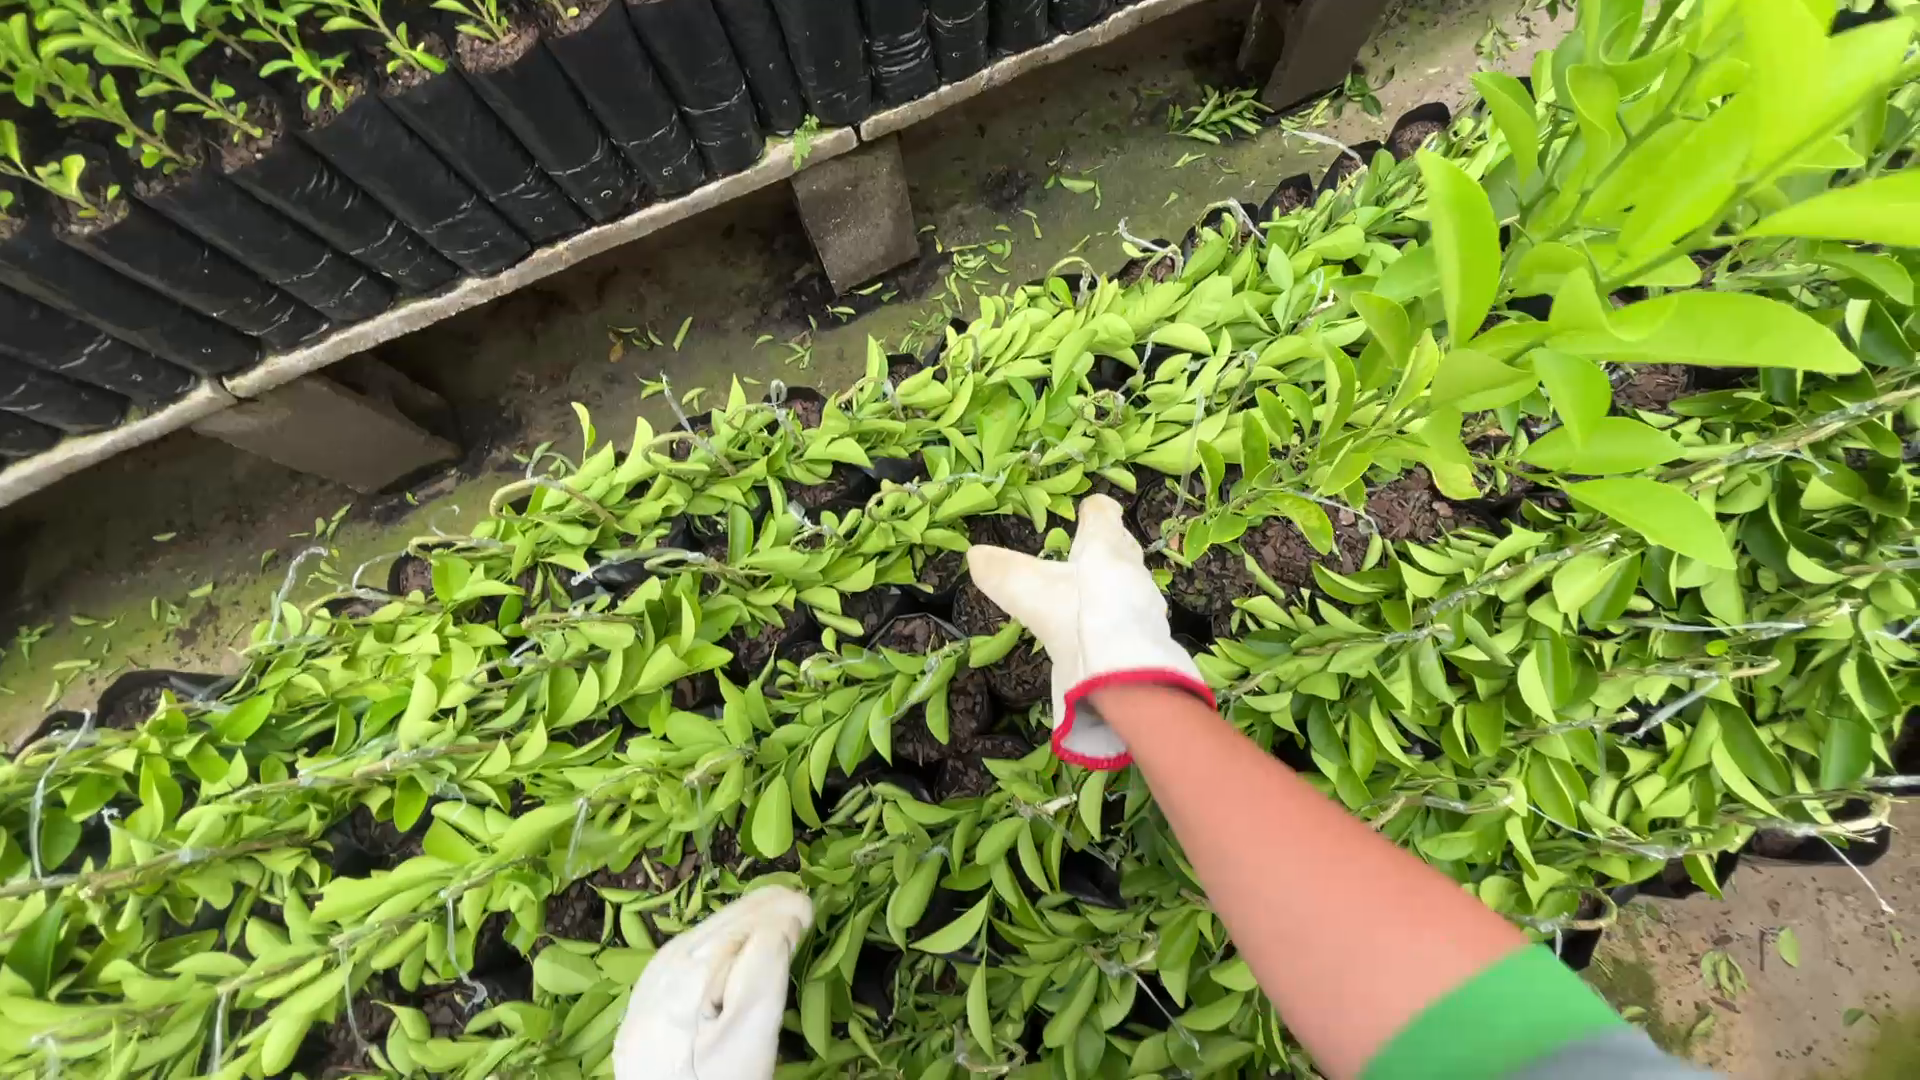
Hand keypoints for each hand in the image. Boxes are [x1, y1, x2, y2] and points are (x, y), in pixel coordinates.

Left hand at [613, 885, 812, 1079]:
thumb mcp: (752, 1031)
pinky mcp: (641, 1015)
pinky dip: (715, 948)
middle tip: (799, 909)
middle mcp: (659, 972)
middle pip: (721, 923)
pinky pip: (683, 961)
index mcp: (687, 973)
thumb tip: (786, 915)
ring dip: (740, 925)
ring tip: (775, 921)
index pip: (745, 920)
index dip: (782, 910)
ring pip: (701, 937)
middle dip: (762, 910)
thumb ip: (766, 965)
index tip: (810, 909)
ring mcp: (644, 994)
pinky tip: (733, 952)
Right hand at [966, 493, 1213, 769]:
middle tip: (1088, 550)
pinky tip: (1096, 631)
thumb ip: (1002, 571)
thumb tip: (974, 555)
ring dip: (1112, 585)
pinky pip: (1127, 620)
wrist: (1119, 669)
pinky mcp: (1142, 642)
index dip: (1094, 510)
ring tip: (1088, 591)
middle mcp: (1131, 570)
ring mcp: (1143, 608)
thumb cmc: (1076, 608)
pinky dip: (1113, 619)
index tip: (1088, 508)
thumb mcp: (1026, 586)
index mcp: (1105, 544)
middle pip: (1121, 549)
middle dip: (1106, 548)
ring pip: (1130, 586)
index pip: (1104, 515)